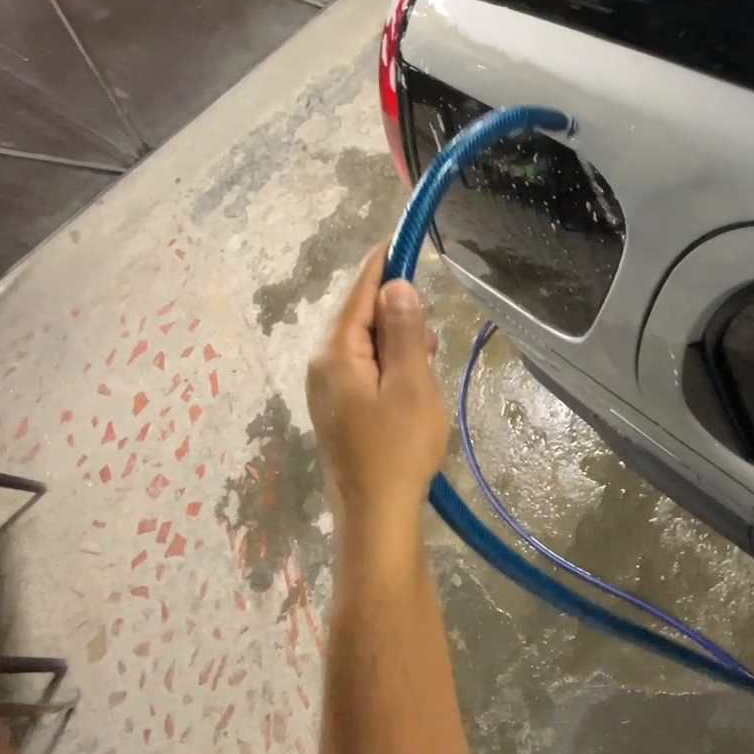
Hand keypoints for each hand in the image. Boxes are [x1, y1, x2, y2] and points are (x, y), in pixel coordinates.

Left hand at [308, 245, 447, 532]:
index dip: (384, 265)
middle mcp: (323, 366)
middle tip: (431, 350)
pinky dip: (393, 370)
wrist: (376, 515)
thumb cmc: (399, 448)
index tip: (401, 237)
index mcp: (336, 354)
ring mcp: (328, 390)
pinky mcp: (339, 410)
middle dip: (400, 321)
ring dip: (400, 350)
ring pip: (369, 347)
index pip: (360, 294)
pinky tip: (412, 396)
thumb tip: (396, 284)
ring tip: (425, 383)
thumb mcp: (412, 385)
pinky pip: (367, 370)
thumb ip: (403, 331)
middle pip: (364, 319)